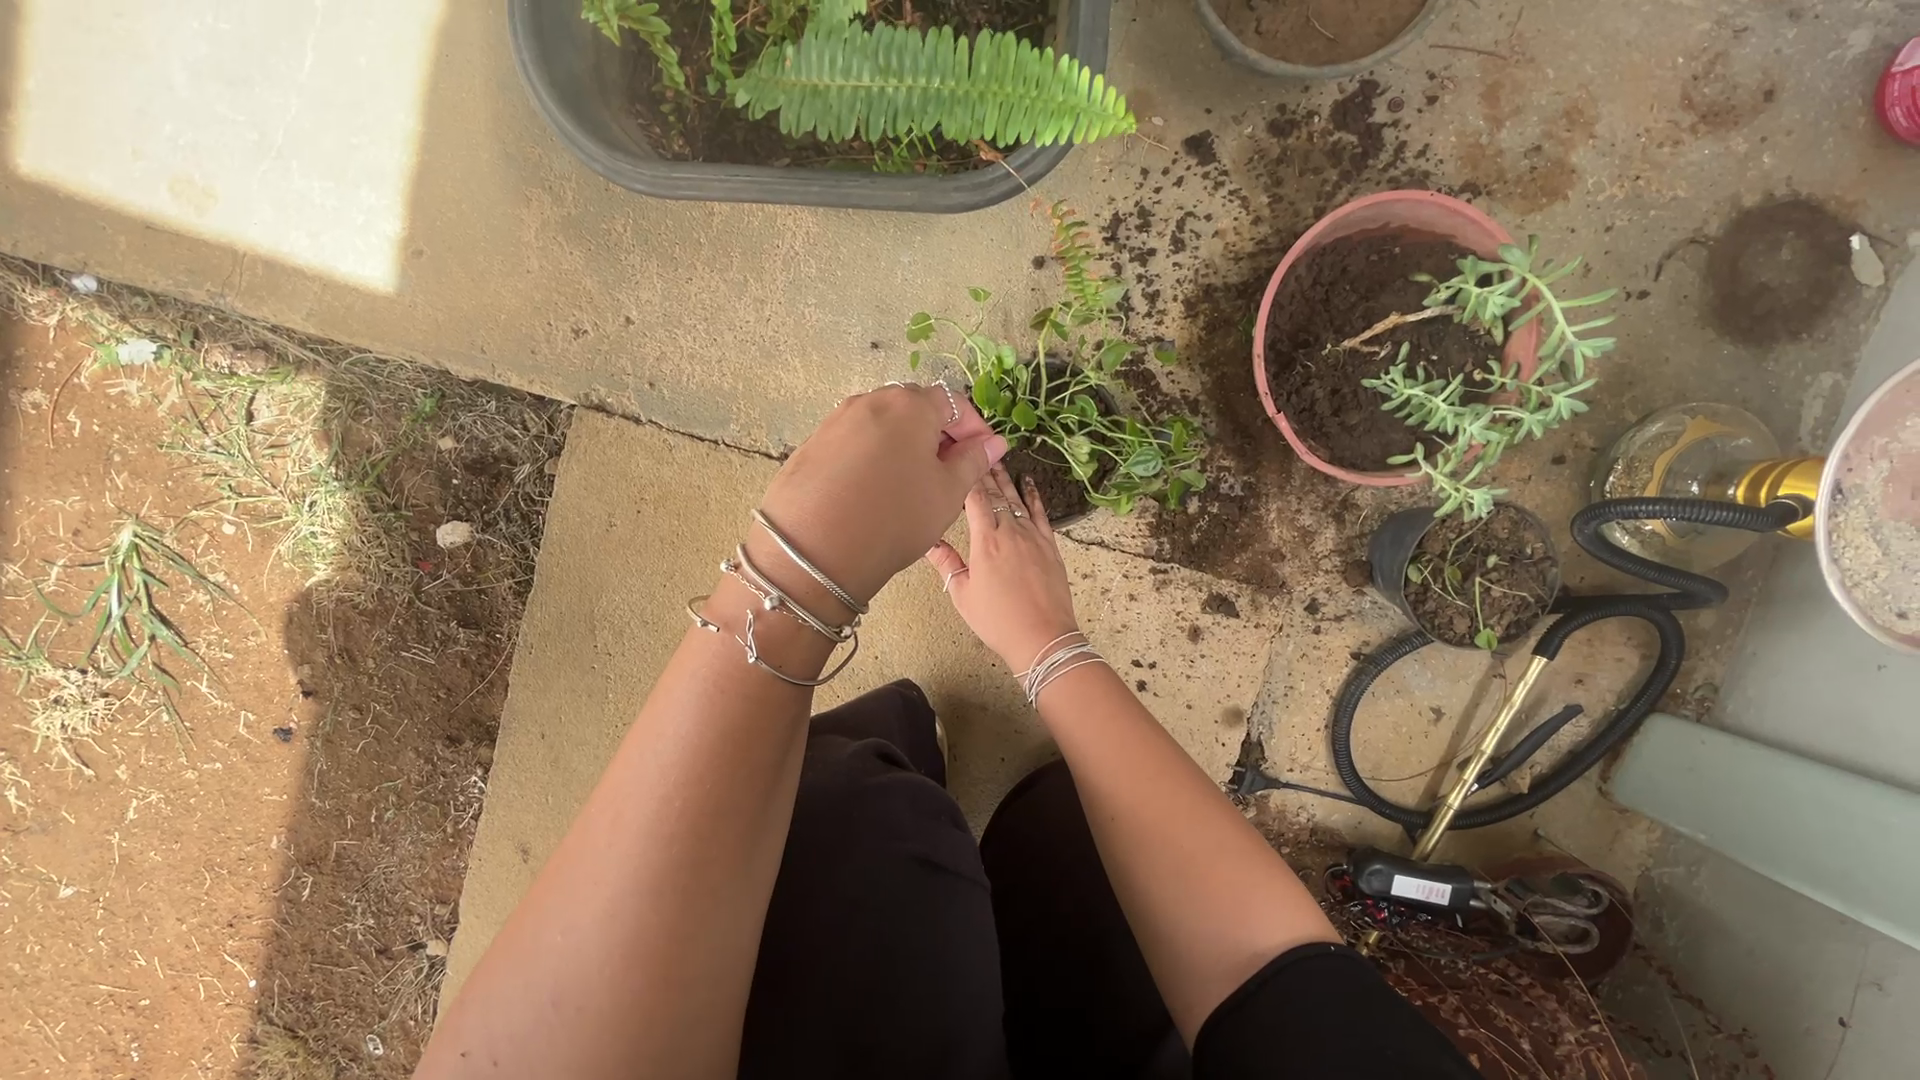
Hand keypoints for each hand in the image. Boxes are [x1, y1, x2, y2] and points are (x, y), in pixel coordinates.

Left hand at [757, 382, 1006, 607]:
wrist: (816, 549)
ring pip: (884, 425)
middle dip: (939, 434)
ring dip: (905, 446)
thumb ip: (972, 461)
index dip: (975, 428)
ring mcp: (837, 420)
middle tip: (950, 473)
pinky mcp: (813, 444)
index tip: (984, 455)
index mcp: (911, 404)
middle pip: (916, 408)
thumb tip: (992, 442)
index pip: (954, 402)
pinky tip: (876, 492)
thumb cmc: (895, 517)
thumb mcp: (947, 492)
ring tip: (913, 485)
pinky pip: (856, 442)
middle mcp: (872, 401)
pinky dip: (874, 458)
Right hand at [925, 465, 1080, 670]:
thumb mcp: (962, 593)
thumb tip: (926, 540)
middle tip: (976, 449)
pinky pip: (1040, 513)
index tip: (959, 458)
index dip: (966, 476)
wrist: (1042, 638)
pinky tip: (1028, 483)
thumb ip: (945, 562)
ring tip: (997, 459)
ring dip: (1006, 478)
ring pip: (1016, 499)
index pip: (974, 498)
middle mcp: (1010, 532)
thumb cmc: (998, 621)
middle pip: (995, 493)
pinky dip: (1033, 496)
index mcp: (985, 541)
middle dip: (985, 471)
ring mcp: (1032, 537)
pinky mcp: (1049, 546)